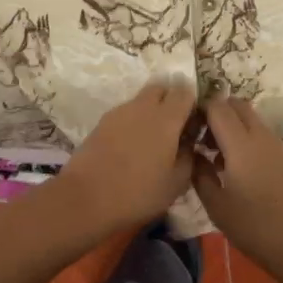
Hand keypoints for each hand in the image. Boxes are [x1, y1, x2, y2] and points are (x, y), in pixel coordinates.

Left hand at [58, 78, 197, 230]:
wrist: (88, 195)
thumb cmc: (139, 192)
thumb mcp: (176, 183)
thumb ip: (189, 156)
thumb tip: (189, 141)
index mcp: (166, 118)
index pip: (184, 91)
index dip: (192, 102)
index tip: (194, 122)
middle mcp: (143, 106)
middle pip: (161, 87)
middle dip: (171, 100)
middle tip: (175, 127)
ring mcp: (120, 111)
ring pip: (142, 99)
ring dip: (152, 110)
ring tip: (153, 140)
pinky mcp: (103, 120)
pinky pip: (127, 111)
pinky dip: (135, 120)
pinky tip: (132, 145)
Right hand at [192, 97, 282, 277]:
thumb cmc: (257, 229)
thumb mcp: (217, 207)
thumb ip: (199, 174)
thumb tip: (194, 155)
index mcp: (241, 143)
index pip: (217, 106)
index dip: (200, 111)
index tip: (191, 131)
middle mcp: (263, 137)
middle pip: (238, 105)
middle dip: (218, 114)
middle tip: (207, 141)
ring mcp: (281, 147)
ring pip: (253, 121)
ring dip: (235, 128)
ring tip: (224, 162)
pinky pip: (266, 138)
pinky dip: (251, 142)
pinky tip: (248, 175)